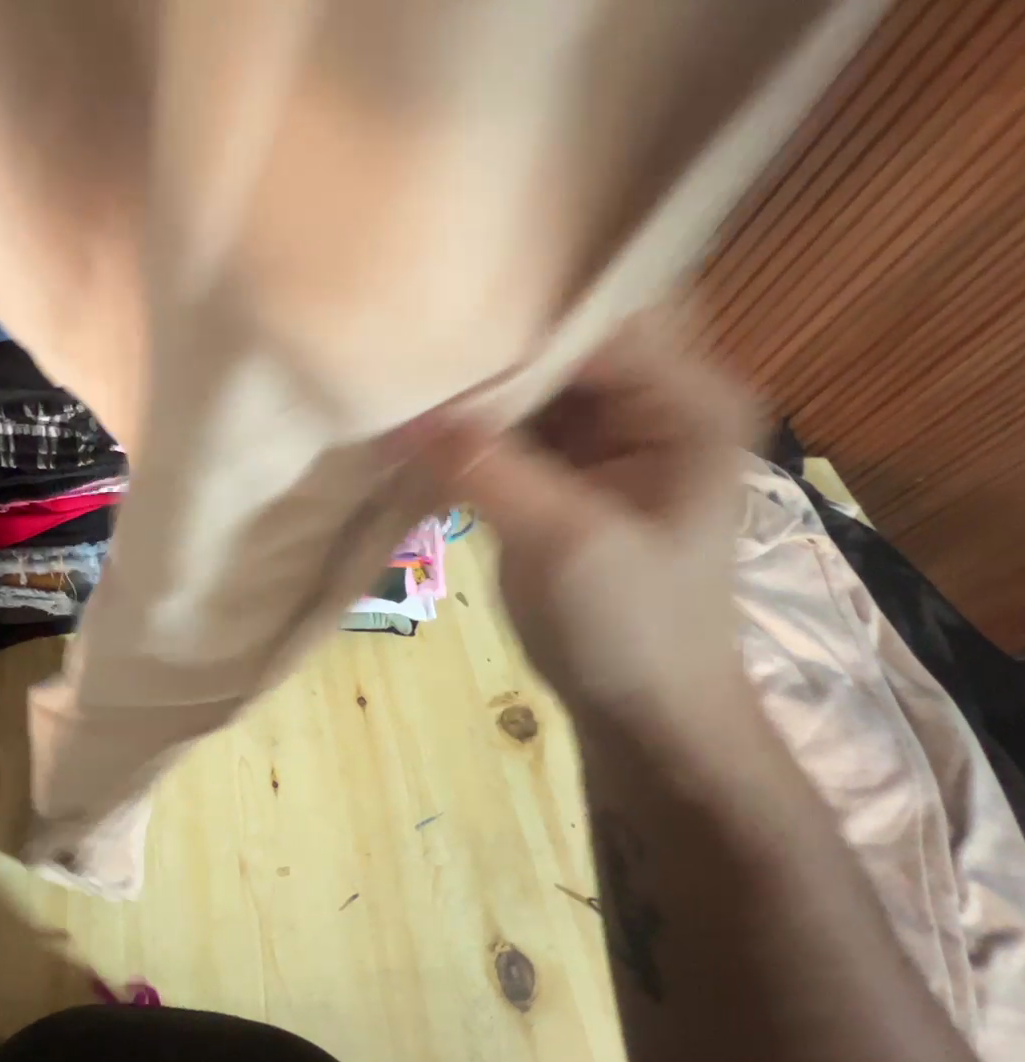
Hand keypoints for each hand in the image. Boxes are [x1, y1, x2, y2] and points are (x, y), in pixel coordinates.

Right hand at [403, 313, 756, 720]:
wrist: (644, 711)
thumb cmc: (631, 628)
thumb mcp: (563, 542)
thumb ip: (485, 468)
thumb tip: (396, 416)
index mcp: (687, 403)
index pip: (594, 328)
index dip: (514, 329)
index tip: (430, 336)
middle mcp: (651, 402)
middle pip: (557, 348)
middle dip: (484, 352)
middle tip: (403, 353)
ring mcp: (603, 437)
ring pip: (526, 386)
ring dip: (467, 390)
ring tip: (397, 383)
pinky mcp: (560, 470)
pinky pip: (508, 425)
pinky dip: (464, 426)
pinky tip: (414, 425)